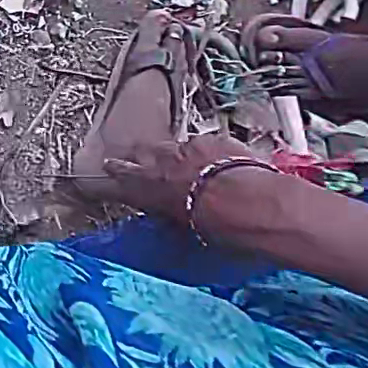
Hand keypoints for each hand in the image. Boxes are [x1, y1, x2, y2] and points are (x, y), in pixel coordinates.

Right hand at [102, 133, 281, 236]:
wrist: (257, 204)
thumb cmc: (222, 228)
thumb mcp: (188, 228)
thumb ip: (172, 214)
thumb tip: (173, 215)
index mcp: (151, 187)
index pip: (123, 175)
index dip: (116, 170)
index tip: (110, 166)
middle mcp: (163, 162)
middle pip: (143, 151)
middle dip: (144, 155)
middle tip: (149, 162)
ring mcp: (188, 147)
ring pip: (175, 147)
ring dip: (180, 155)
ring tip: (194, 168)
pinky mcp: (212, 139)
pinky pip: (204, 144)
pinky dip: (209, 153)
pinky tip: (223, 164)